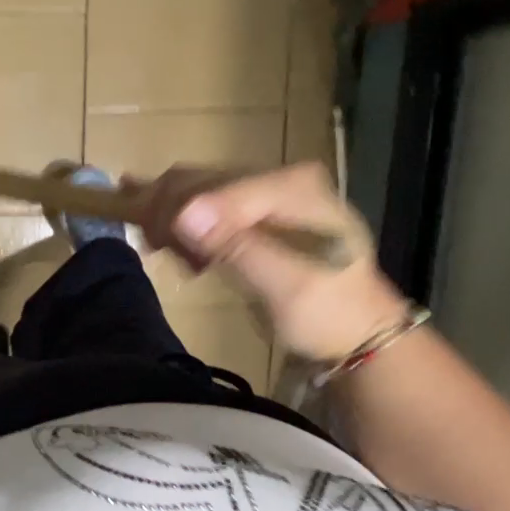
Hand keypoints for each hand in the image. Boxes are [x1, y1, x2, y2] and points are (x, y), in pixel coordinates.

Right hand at [130, 162, 409, 360]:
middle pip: (197, 181)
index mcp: (292, 187)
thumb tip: (184, 216)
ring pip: (191, 189)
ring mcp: (266, 192)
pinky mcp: (254, 210)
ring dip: (166, 218)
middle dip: (164, 212)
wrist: (356, 333)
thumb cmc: (326, 314)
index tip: (154, 248)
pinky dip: (178, 221)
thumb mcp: (285, 286)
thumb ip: (237, 247)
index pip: (211, 188)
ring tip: (162, 250)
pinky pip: (200, 202)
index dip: (172, 212)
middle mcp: (278, 178)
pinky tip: (173, 244)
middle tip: (153, 251)